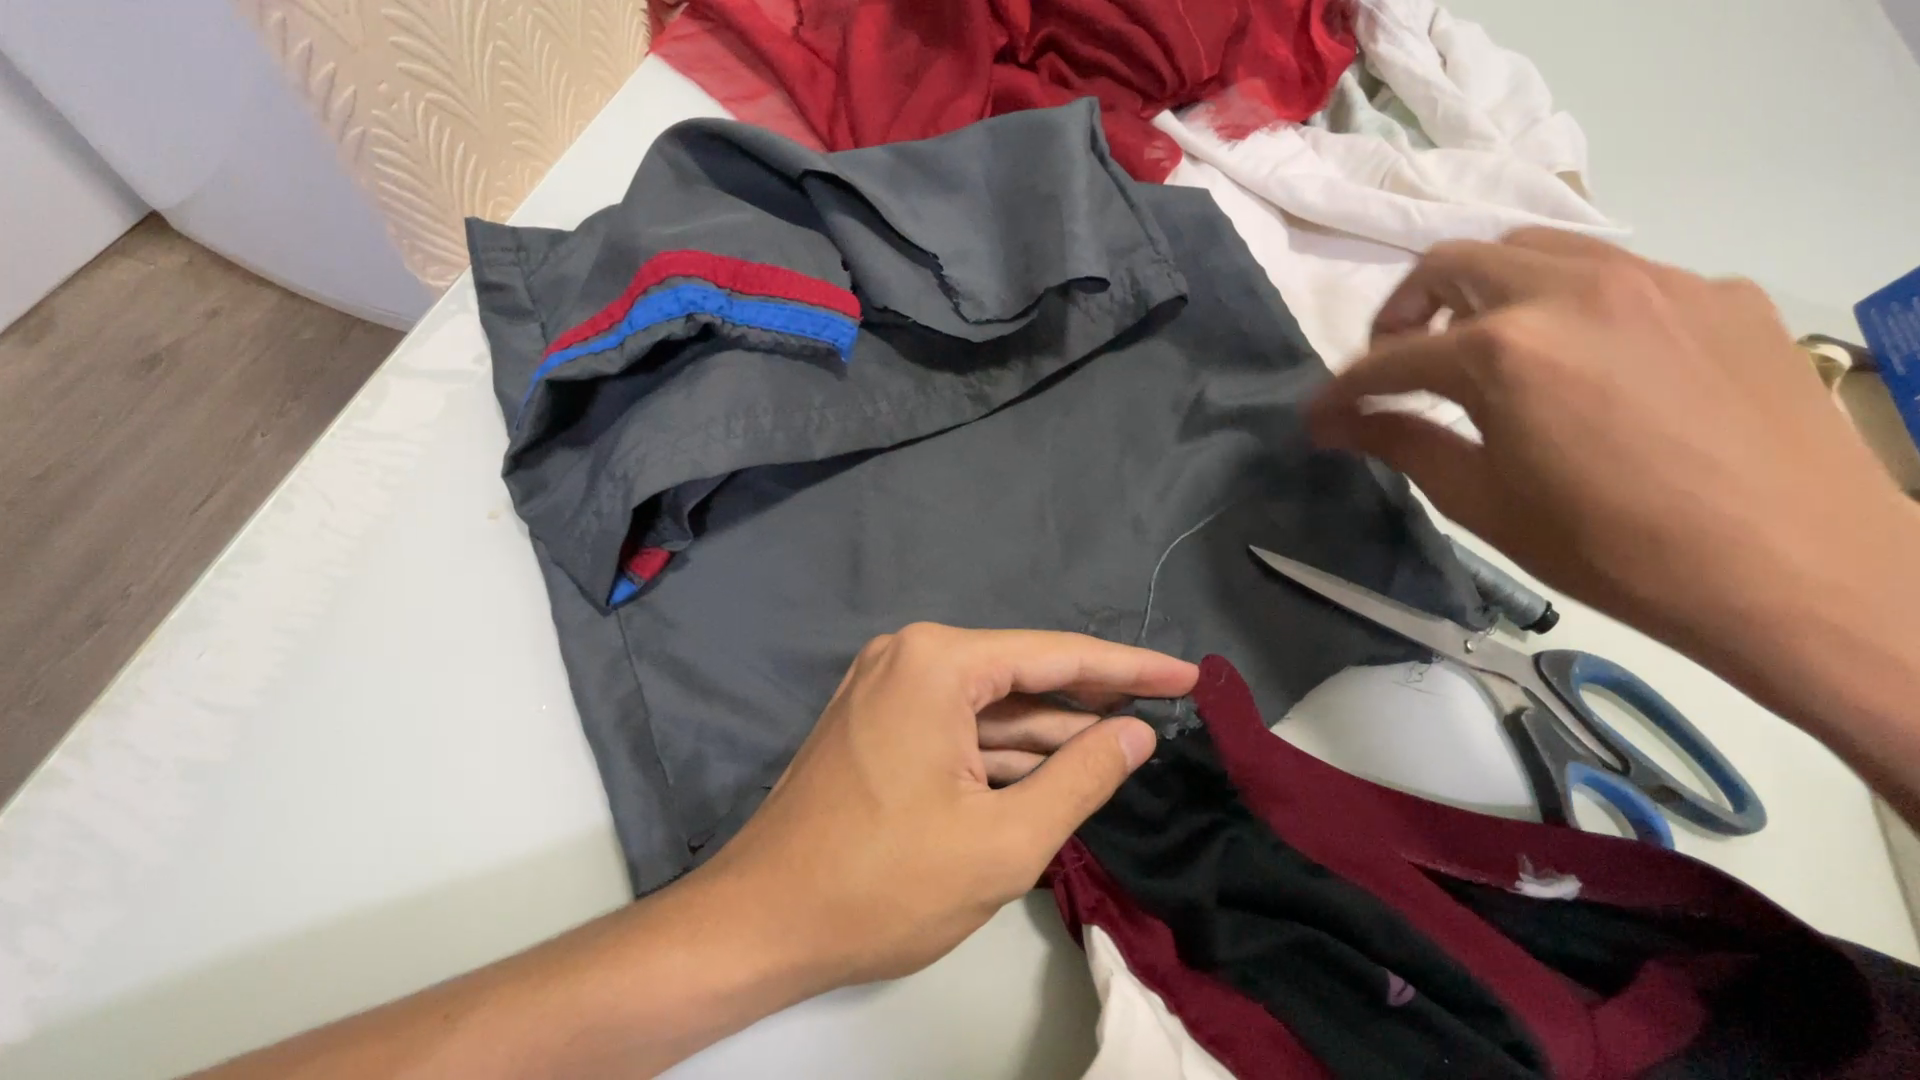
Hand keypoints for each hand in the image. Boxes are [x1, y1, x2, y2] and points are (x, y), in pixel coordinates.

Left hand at [700, 623, 1196, 988]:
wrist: (760, 924)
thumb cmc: (884, 884)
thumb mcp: (1004, 840)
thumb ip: (1081, 778)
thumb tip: (1135, 734)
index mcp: (937, 663)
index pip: (1056, 655)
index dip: (1130, 668)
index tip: (1188, 676)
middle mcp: (908, 657)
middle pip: (1022, 674)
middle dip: (1091, 697)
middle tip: (1166, 706)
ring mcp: (886, 689)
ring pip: (990, 705)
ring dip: (1050, 730)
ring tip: (1126, 740)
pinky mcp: (876, 723)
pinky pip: (958, 726)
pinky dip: (1005, 750)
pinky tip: (1057, 764)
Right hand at [1307, 228, 1913, 652]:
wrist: (1793, 568)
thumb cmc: (1612, 549)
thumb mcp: (1483, 502)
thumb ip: (1402, 442)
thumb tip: (1336, 423)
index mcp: (1504, 350)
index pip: (1391, 358)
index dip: (1343, 389)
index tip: (1320, 415)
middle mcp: (1572, 289)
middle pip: (1452, 263)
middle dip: (1402, 312)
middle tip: (1395, 363)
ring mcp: (1656, 280)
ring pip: (1535, 249)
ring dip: (1484, 291)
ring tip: (1482, 347)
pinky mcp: (1719, 292)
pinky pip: (1618, 277)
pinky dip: (1570, 306)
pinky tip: (1585, 364)